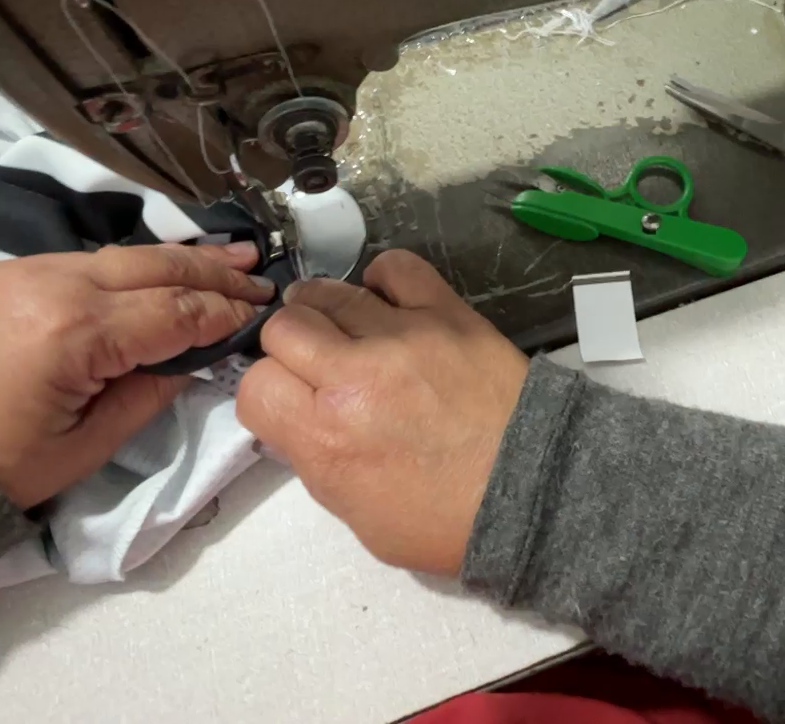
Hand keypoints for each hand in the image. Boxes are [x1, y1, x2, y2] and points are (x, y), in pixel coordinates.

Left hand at [0, 243, 274, 508]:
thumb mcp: (89, 444)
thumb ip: (152, 389)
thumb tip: (196, 354)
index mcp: (73, 333)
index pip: (175, 311)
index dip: (223, 314)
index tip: (260, 317)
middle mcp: (54, 283)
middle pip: (159, 267)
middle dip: (216, 274)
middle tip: (260, 280)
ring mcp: (28, 268)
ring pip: (129, 252)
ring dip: (184, 259)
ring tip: (234, 258)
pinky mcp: (13, 268)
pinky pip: (94, 258)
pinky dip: (141, 263)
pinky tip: (169, 267)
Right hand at [236, 250, 528, 576]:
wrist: (529, 484)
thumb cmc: (442, 516)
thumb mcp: (354, 511)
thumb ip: (314, 455)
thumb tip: (298, 414)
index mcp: (327, 436)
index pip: (256, 385)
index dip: (268, 394)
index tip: (290, 401)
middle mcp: (355, 375)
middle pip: (285, 327)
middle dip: (289, 347)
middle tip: (317, 364)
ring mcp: (402, 335)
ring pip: (330, 292)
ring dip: (324, 309)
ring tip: (340, 326)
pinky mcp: (446, 310)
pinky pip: (397, 267)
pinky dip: (382, 278)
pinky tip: (384, 301)